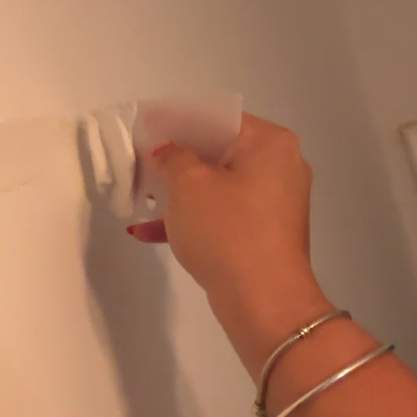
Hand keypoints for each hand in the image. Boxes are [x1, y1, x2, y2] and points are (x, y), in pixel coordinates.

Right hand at [126, 113, 333, 373]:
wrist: (263, 298)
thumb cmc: (227, 231)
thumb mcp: (188, 186)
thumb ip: (171, 157)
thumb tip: (167, 150)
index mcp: (268, 143)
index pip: (216, 118)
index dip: (175, 121)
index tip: (142, 129)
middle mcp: (279, 165)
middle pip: (216, 150)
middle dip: (173, 160)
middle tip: (138, 165)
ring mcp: (273, 200)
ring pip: (215, 184)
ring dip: (176, 192)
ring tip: (139, 200)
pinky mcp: (262, 231)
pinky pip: (221, 212)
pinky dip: (190, 217)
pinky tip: (149, 231)